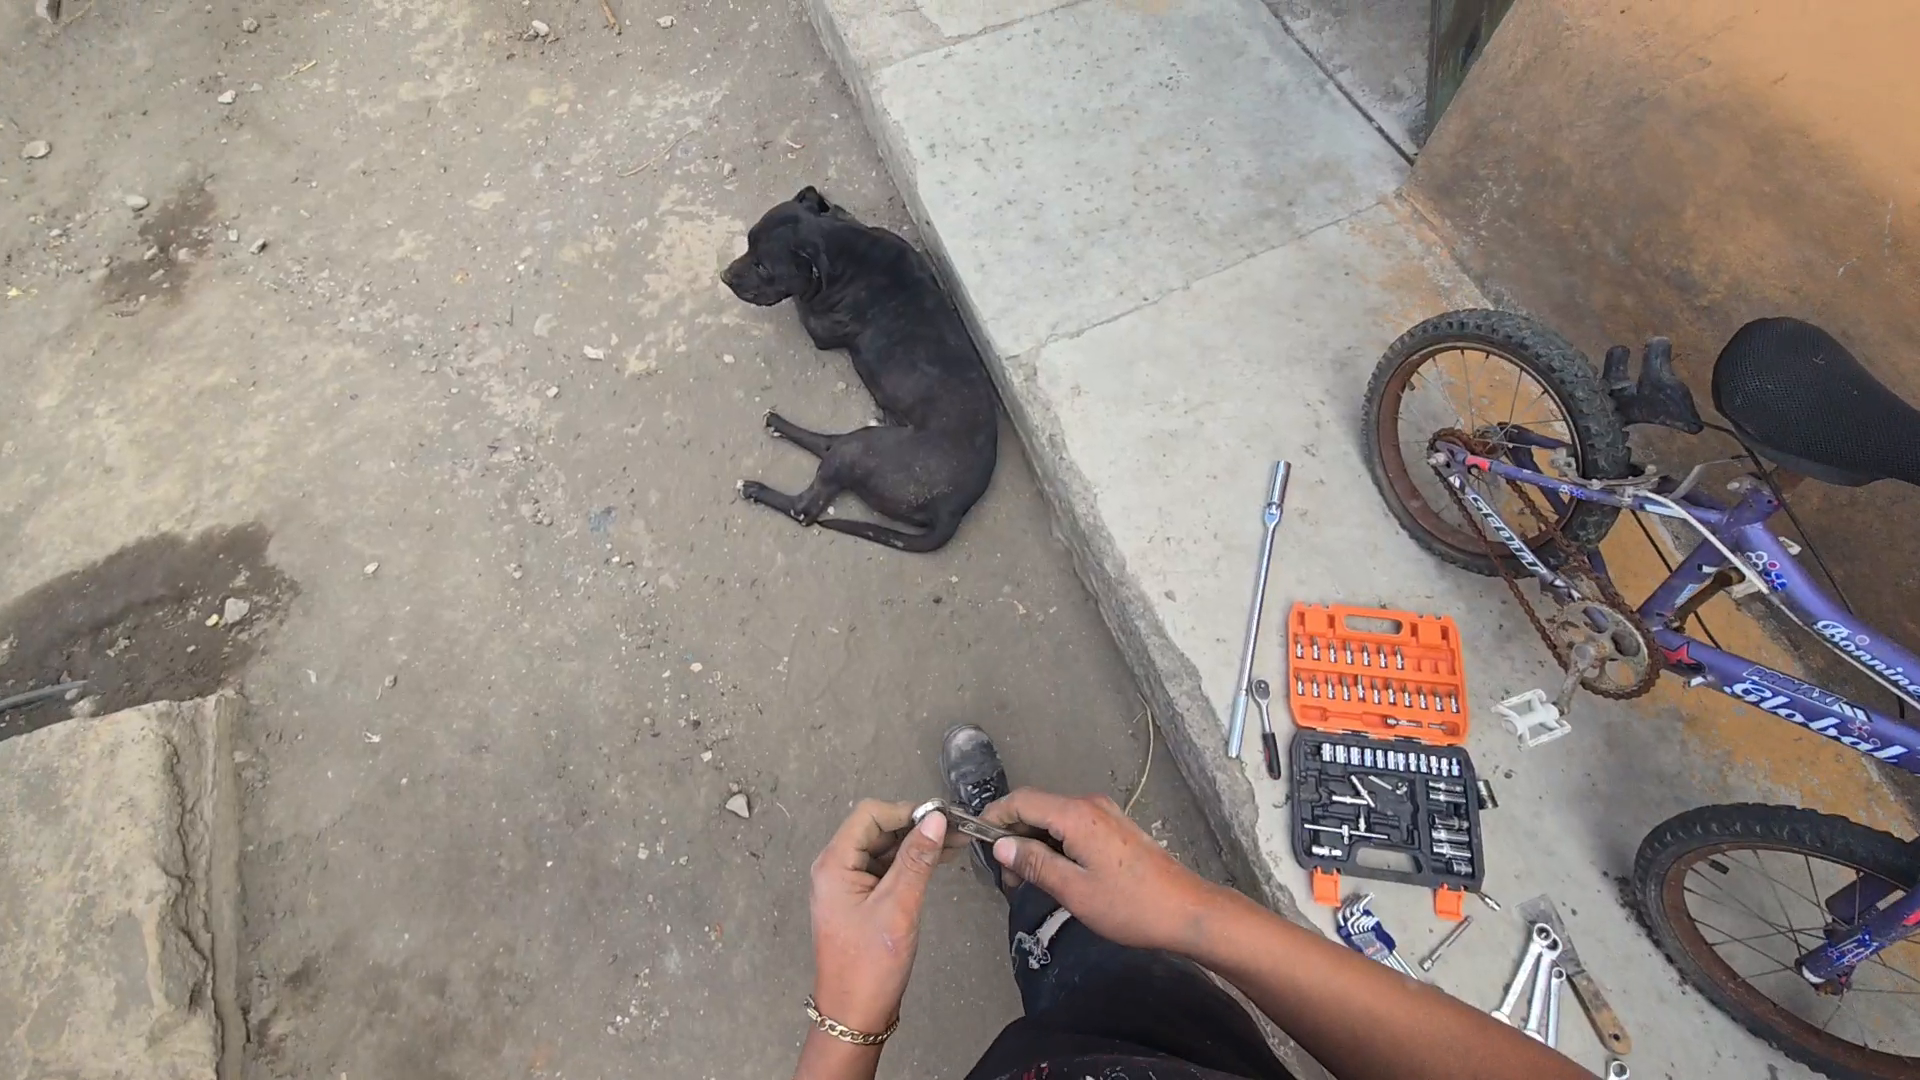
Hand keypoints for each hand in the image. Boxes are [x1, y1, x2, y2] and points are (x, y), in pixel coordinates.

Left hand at [806, 800, 953, 1033]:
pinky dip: (910, 862)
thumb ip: (917, 859)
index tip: (941, 819)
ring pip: (884, 847)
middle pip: (877, 828)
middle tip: (955, 829)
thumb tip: (936, 818)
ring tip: (955, 842)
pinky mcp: (859, 898)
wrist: (854, 1019)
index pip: (870, 815)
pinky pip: (885, 867)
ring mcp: (847, 883)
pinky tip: (938, 860)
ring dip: (917, 843)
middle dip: (915, 826)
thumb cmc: (871, 965)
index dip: (906, 811)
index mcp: (834, 863)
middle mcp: (836, 866)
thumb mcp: (898, 907)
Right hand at [981, 788, 1232, 954]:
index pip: (1022, 800)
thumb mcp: (1074, 891)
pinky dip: (1055, 843)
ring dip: (1034, 842)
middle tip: (1005, 876)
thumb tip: (1000, 846)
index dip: (995, 816)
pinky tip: (1053, 872)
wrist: (1188, 911)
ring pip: (1055, 818)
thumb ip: (1035, 864)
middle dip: (1014, 835)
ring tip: (1026, 880)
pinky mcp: (1115, 828)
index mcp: (1076, 814)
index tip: (976, 839)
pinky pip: (1073, 826)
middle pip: (1038, 807)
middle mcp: (1089, 805)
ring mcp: (1105, 814)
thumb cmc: (1129, 905)